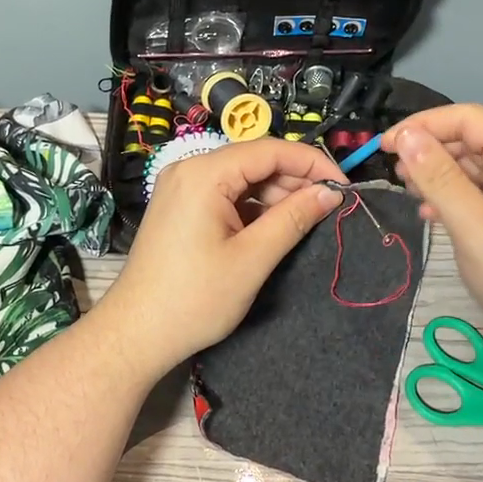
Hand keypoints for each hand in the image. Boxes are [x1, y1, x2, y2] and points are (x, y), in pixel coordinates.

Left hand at [96, 138, 347, 375]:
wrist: (137, 331)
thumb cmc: (195, 298)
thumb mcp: (252, 259)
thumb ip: (293, 219)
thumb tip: (330, 193)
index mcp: (204, 173)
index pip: (269, 150)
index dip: (312, 164)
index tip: (345, 188)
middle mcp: (189, 169)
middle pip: (254, 160)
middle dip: (295, 180)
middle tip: (329, 209)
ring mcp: (181, 187)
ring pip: (241, 177)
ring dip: (276, 195)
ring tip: (307, 221)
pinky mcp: (180, 206)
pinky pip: (225, 193)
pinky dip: (253, 206)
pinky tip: (275, 227)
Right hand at [382, 104, 482, 373]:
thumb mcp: (475, 227)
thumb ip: (439, 178)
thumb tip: (407, 135)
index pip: (468, 119)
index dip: (424, 125)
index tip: (384, 148)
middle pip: (472, 140)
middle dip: (429, 149)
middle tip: (393, 175)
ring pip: (476, 169)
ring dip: (438, 175)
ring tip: (408, 195)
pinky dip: (454, 200)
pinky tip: (433, 219)